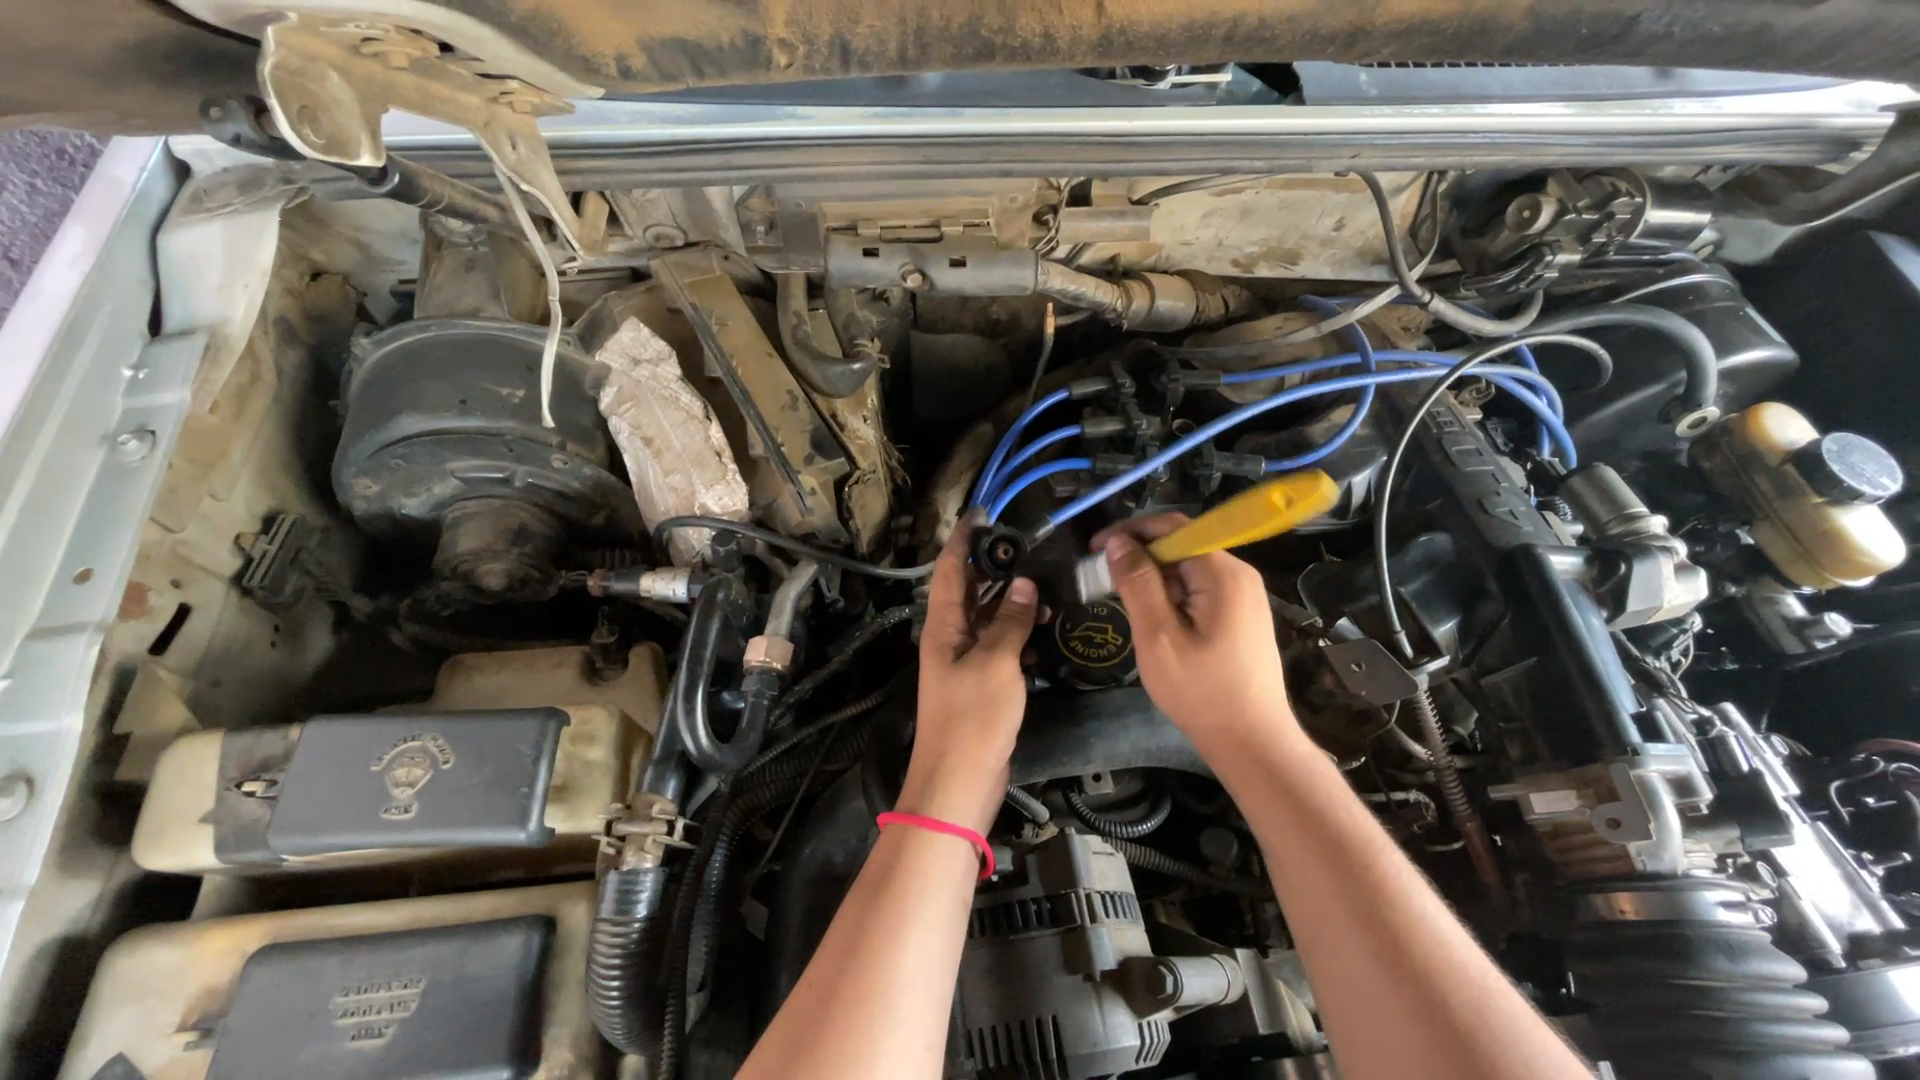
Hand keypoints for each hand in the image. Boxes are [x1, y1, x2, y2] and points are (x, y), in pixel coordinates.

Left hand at [903, 513, 1039, 833]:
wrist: (959, 780)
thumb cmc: (972, 717)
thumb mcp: (996, 662)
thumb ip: (1011, 622)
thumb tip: (1026, 585)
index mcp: (943, 627)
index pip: (950, 571)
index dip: (963, 541)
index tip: (981, 513)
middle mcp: (950, 638)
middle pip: (968, 591)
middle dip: (992, 567)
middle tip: (1025, 544)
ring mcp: (965, 662)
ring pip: (986, 619)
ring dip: (1010, 600)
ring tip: (1042, 582)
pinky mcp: (982, 684)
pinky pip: (998, 646)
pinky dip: (1018, 632)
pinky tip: (1042, 626)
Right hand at [1092, 514, 1302, 745]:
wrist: (1252, 741)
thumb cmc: (1202, 692)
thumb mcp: (1158, 637)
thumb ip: (1137, 584)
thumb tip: (1117, 542)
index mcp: (1223, 574)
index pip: (1173, 527)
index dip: (1130, 531)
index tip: (1094, 550)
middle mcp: (1239, 575)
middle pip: (1182, 545)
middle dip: (1140, 556)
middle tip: (1104, 582)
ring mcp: (1244, 595)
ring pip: (1189, 568)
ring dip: (1154, 579)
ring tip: (1127, 607)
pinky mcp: (1242, 615)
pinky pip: (1200, 589)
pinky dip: (1172, 595)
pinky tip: (1157, 623)